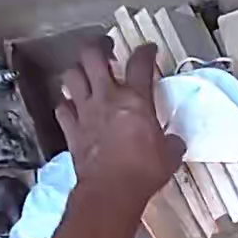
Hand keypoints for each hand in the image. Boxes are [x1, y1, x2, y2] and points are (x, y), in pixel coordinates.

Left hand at [55, 40, 185, 213]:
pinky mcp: (71, 129)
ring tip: (86, 75)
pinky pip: (62, 108)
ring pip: (71, 76)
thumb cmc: (145, 170)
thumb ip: (171, 142)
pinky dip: (67, 104)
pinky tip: (74, 107)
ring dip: (78, 72)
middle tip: (106, 49)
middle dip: (99, 47)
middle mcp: (106, 98)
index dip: (145, 51)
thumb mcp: (170, 155)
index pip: (140, 64)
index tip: (149, 49)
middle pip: (92, 56)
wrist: (112, 190)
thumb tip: (174, 141)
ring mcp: (85, 112)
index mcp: (135, 100)